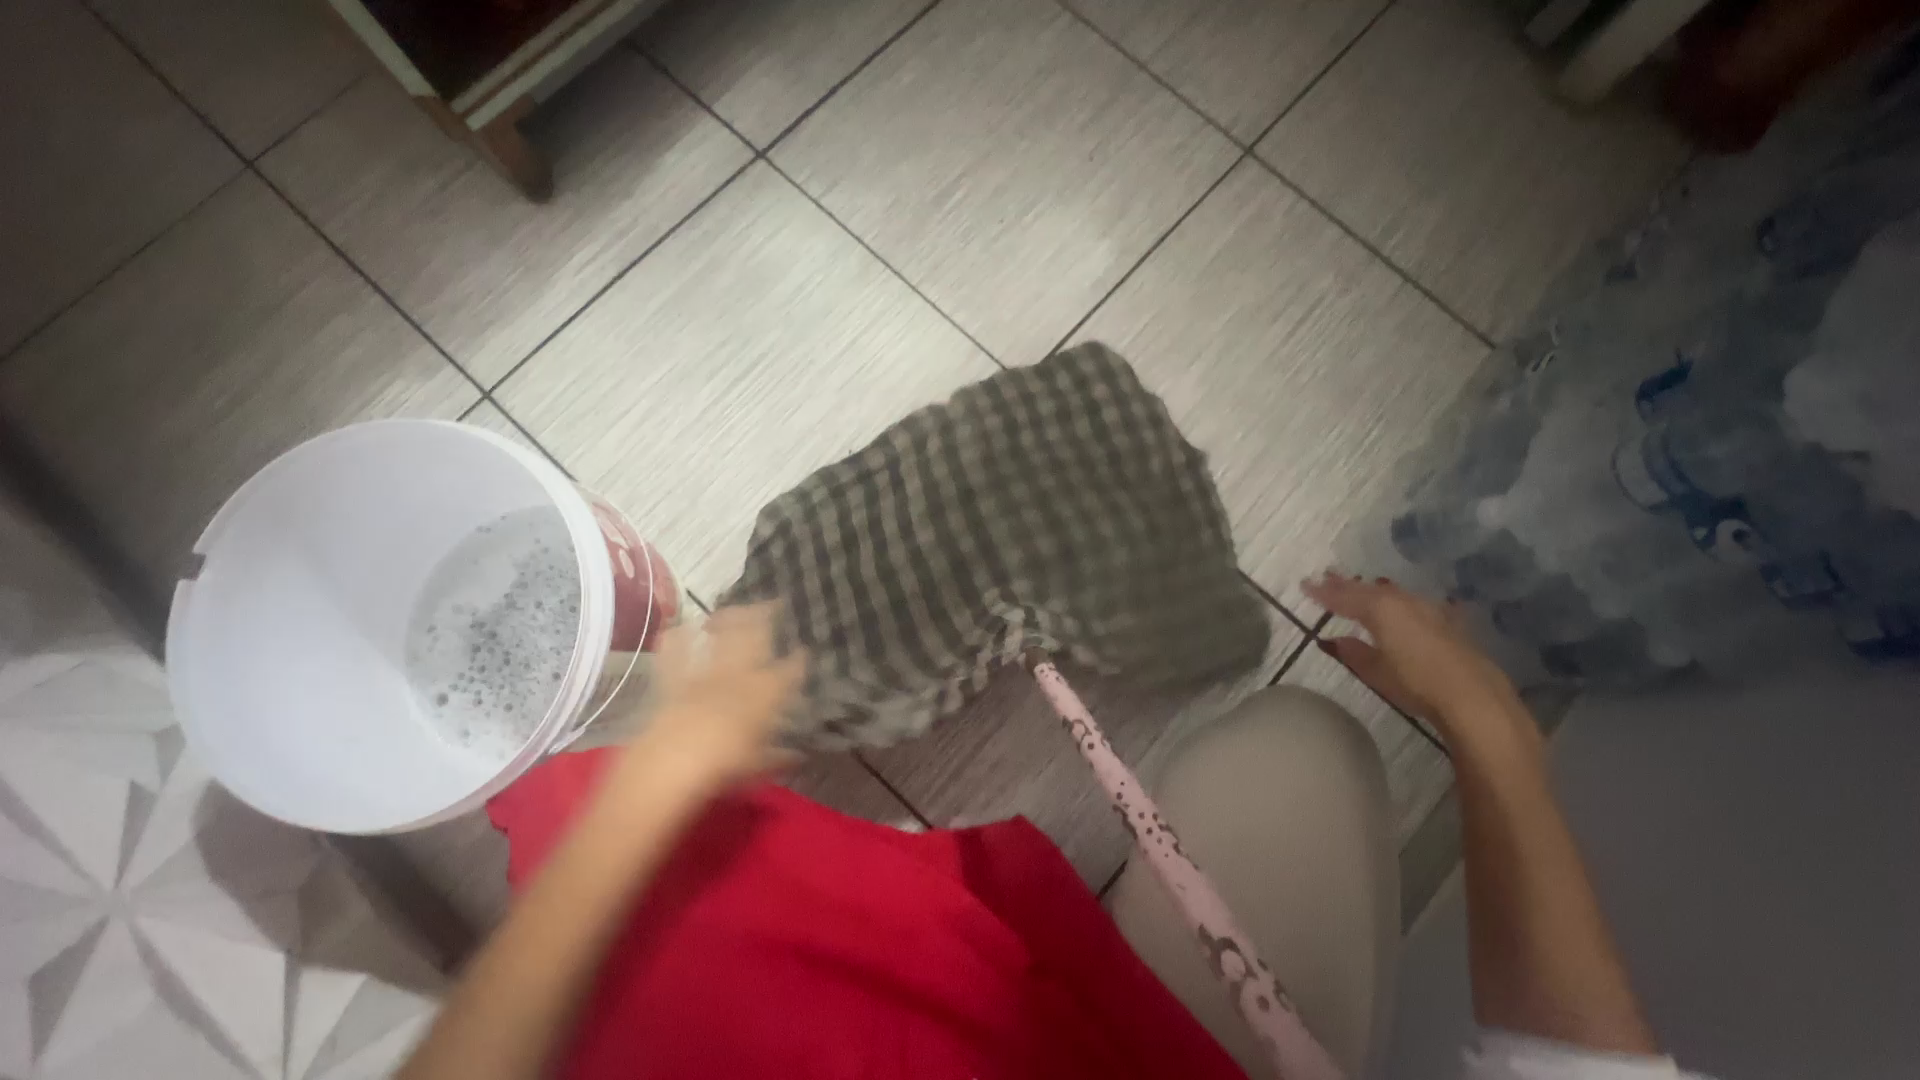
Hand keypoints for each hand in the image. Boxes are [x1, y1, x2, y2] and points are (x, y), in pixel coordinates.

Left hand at [622, 603, 805, 789]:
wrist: (671, 764)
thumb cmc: (724, 768)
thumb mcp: (759, 766)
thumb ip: (779, 757)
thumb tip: (796, 756)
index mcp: (766, 694)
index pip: (791, 670)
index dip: (799, 659)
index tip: (803, 651)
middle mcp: (739, 675)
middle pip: (756, 635)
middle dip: (766, 615)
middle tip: (773, 603)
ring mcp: (705, 672)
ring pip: (720, 635)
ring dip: (726, 618)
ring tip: (732, 608)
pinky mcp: (674, 679)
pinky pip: (675, 651)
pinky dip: (678, 637)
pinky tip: (680, 628)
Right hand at [1301, 572, 1533, 753]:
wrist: (1472, 696)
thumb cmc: (1416, 683)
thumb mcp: (1375, 671)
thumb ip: (1353, 652)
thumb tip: (1334, 640)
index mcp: (1381, 609)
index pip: (1344, 597)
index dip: (1323, 592)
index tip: (1305, 585)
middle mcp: (1404, 602)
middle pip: (1369, 590)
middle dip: (1347, 585)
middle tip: (1327, 578)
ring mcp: (1429, 610)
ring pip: (1393, 594)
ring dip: (1373, 591)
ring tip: (1359, 589)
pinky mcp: (1448, 622)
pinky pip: (1411, 603)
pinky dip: (1396, 601)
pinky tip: (1398, 605)